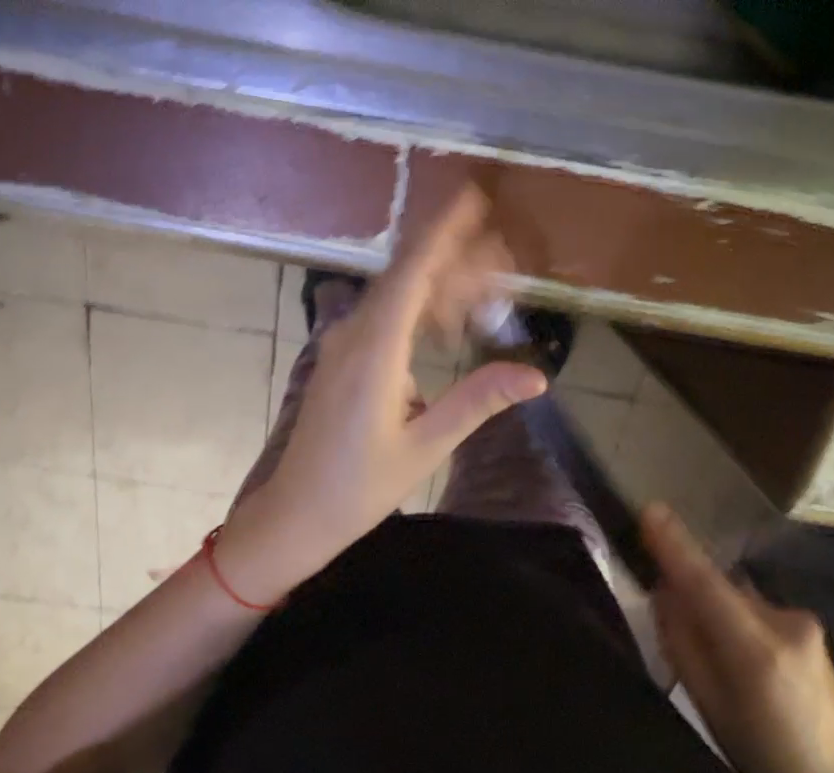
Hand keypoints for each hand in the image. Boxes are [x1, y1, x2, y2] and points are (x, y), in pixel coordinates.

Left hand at [215, 185, 548, 601]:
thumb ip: (477, 402)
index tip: (474, 197)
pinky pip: (383, 321)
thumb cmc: (359, 487)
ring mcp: (341, 348)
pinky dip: (418, 316)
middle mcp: (353, 336)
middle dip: (458, 262)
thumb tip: (536, 376)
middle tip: (508, 263)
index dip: (444, 231)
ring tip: (488, 298)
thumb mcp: (425, 446)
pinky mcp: (340, 363)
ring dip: (441, 291)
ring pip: (396, 299)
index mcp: (374, 351)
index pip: (412, 271)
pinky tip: (447, 334)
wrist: (297, 513)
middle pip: (408, 278)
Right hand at [641, 503, 833, 772]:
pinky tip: (738, 665)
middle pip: (719, 590)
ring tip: (710, 665)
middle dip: (688, 594)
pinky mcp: (812, 632)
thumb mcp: (709, 706)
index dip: (676, 548)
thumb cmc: (762, 756)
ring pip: (738, 602)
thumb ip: (684, 645)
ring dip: (714, 614)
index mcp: (756, 649)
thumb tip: (666, 596)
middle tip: (665, 625)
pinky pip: (756, 614)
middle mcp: (786, 623)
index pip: (706, 584)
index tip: (650, 512)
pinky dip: (735, 624)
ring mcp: (806, 625)